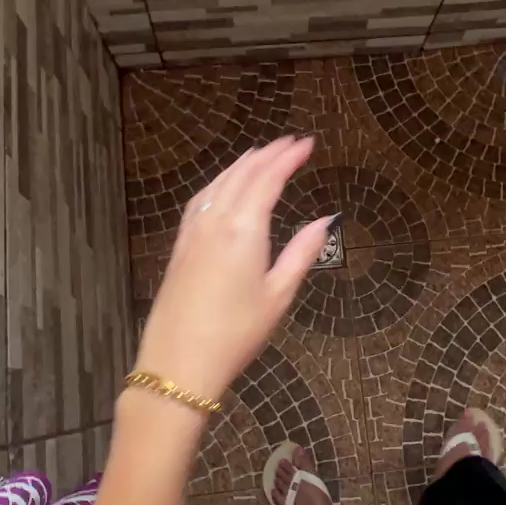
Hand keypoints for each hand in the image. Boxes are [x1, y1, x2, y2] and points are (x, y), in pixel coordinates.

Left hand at [133, 137, 333, 401]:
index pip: (268, 179)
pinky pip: (201, 199)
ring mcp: (193, 231)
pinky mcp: (180, 246)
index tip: (307, 143)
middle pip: (243, 175)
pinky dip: (218, 182)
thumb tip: (326, 220)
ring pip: (219, 183)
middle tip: (289, 141)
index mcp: (243, 229)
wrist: (179, 363)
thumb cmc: (236, 333)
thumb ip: (302, 252)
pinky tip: (223, 185)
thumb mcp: (278, 295)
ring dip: (241, 164)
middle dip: (267, 154)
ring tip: (260, 153)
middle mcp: (215, 221)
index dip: (288, 158)